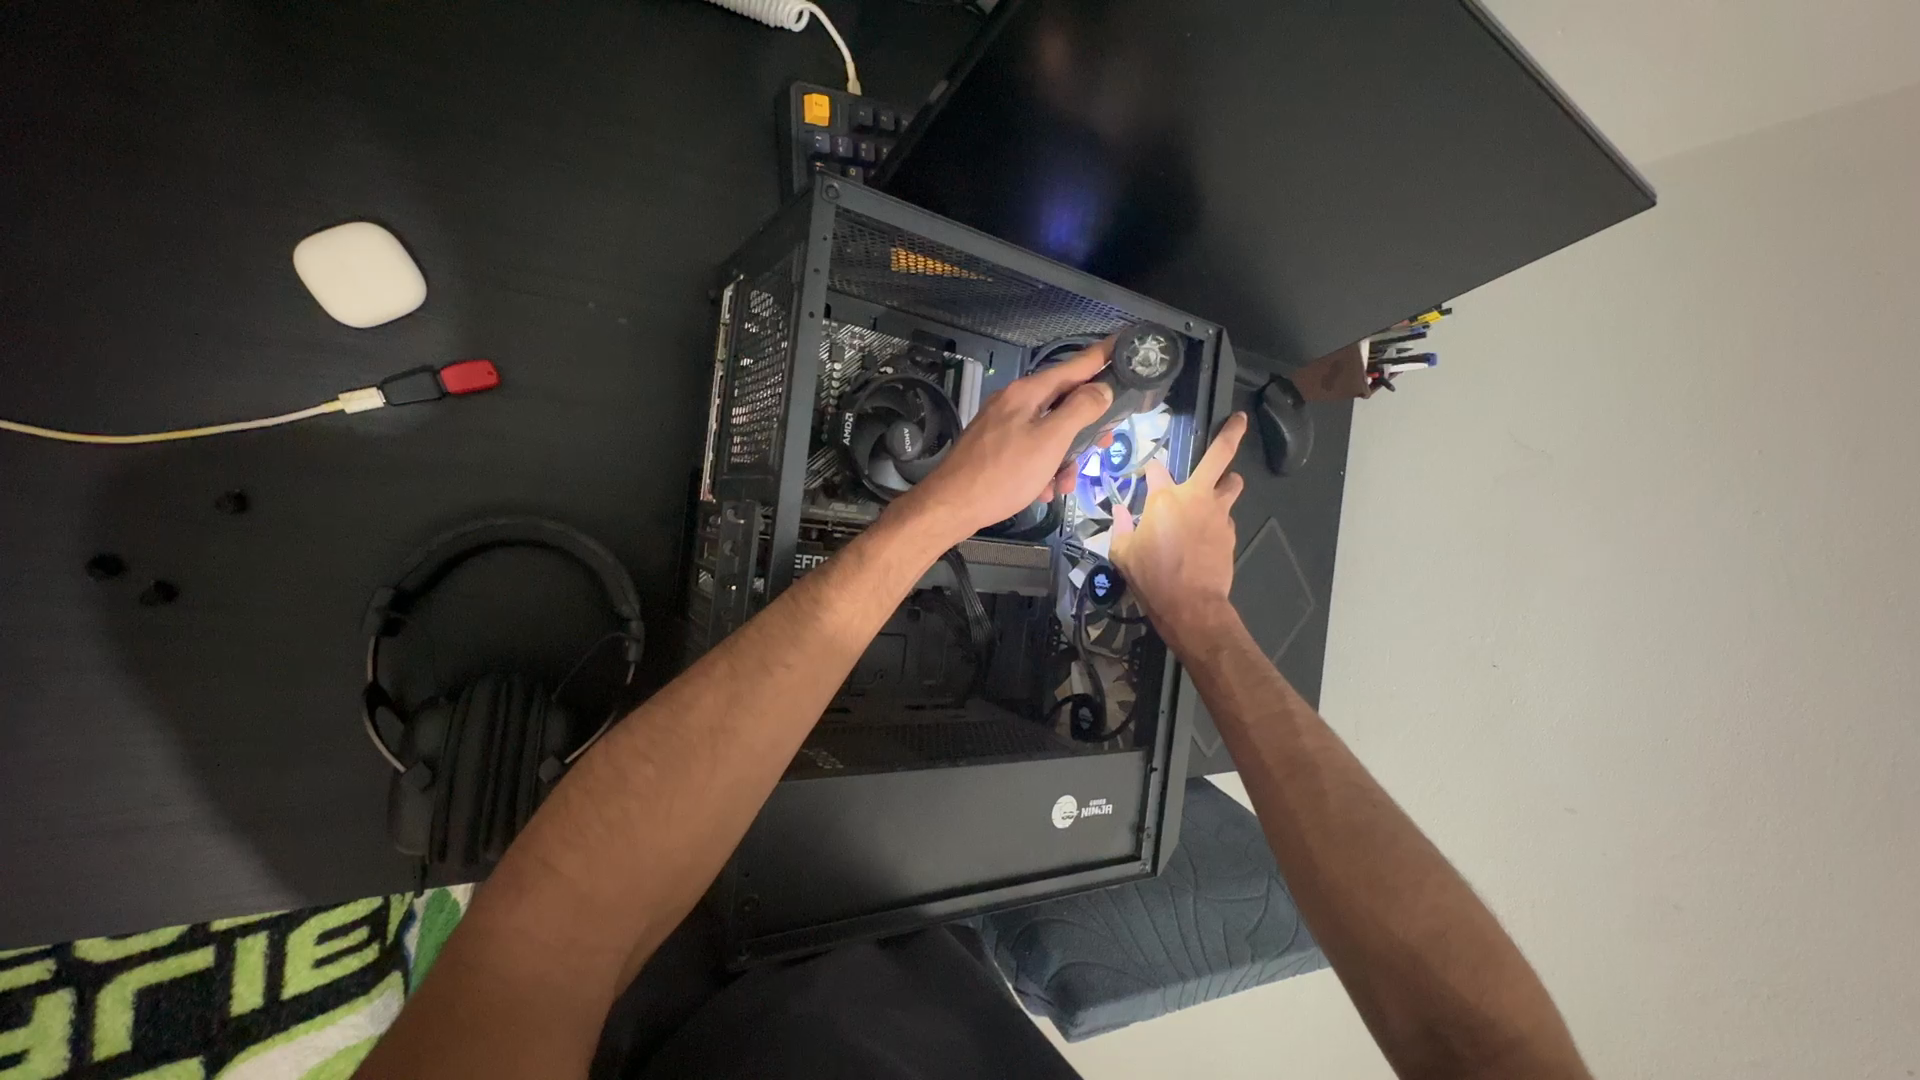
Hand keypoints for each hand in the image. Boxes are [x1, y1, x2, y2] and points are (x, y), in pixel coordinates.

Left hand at [895, 339, 1114, 540]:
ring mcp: (1002, 424)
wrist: (952, 506)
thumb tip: (1101, 388)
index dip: (1103, 356)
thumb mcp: (1050, 441)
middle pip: (1064, 401)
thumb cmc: (1004, 473)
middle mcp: (1014, 401)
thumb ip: (1080, 410)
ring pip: (1049, 431)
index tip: (1126, 345)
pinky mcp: (995, 447)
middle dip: (1087, 426)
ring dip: (1064, 457)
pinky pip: (1031, 450)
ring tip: (1063, 483)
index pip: (1076, 365)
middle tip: (1103, 445)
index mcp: (1028, 392)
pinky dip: (1043, 469)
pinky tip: (1042, 491)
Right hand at [1110, 412, 1247, 644]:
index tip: (1144, 477)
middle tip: (1238, 420)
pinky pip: (1225, 516)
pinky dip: (1217, 518)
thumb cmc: (1151, 577)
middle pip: (1219, 455)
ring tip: (1223, 484)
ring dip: (1228, 481)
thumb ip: (1119, 527)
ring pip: (1232, 484)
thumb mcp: (1122, 553)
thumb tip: (1118, 511)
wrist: (1190, 605)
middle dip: (1231, 434)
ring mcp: (1218, 514)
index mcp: (1163, 498)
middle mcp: (1195, 497)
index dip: (1148, 471)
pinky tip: (1207, 532)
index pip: (1155, 469)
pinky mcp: (1230, 532)